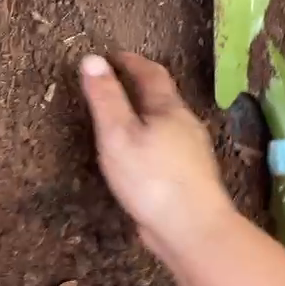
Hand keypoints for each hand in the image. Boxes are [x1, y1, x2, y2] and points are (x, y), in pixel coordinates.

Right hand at [77, 53, 238, 253]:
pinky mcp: (188, 176)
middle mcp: (186, 126)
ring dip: (145, 112)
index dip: (131, 62)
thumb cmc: (151, 177)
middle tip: (113, 81)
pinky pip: (165, 145)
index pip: (151, 75)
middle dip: (139, 85)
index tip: (111, 56)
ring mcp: (191, 153)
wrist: (192, 230)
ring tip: (121, 115)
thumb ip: (105, 98)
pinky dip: (148, 136)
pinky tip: (138, 153)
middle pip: (162, 97)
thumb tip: (92, 59)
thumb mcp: (118, 134)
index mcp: (169, 110)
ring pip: (166, 123)